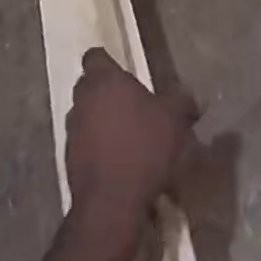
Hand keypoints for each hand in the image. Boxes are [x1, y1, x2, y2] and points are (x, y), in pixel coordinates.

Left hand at [64, 48, 195, 212]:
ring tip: (130, 135)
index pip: (95, 56)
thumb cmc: (144, 147)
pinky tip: (122, 160)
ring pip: (87, 115)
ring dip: (103, 120)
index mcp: (104, 80)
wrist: (112, 204)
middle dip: (109, 92)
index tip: (126, 71)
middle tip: (135, 103)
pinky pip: (86, 143)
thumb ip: (182, 101)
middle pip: (91, 86)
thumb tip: (192, 99)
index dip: (109, 62)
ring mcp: (72, 132)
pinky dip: (100, 146)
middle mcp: (82, 101)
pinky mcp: (68, 162)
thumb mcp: (174, 118)